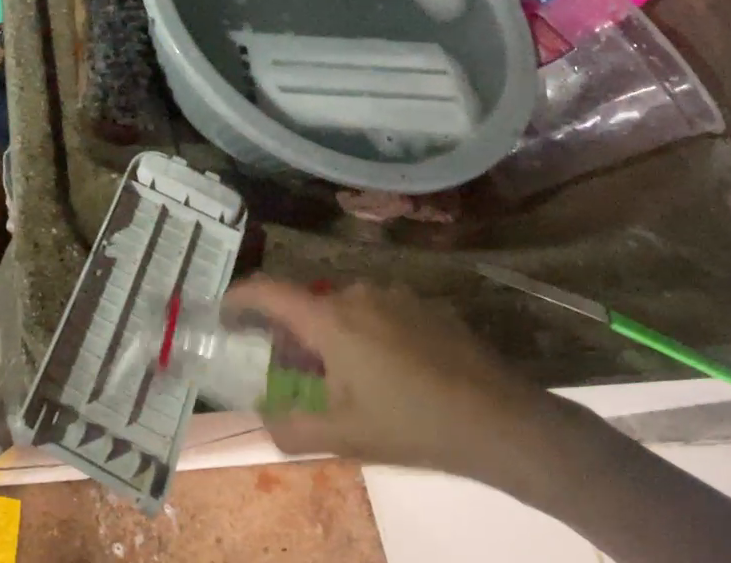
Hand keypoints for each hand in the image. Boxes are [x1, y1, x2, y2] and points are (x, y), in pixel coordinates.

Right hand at [224, 279, 569, 479]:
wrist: (507, 424)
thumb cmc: (416, 427)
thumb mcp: (346, 438)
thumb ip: (294, 429)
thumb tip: (261, 422)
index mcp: (330, 320)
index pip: (268, 292)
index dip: (239, 297)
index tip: (222, 312)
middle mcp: (356, 294)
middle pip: (307, 304)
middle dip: (292, 331)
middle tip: (292, 368)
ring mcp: (396, 296)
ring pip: (345, 308)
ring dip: (332, 333)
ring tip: (345, 376)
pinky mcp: (427, 306)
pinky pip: (379, 311)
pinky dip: (367, 333)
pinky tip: (390, 372)